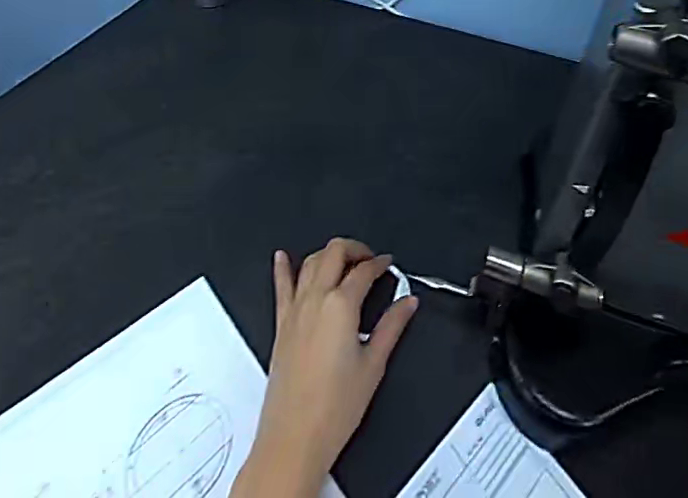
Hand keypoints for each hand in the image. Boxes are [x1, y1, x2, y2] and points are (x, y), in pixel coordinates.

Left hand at [231, 239, 417, 497]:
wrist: (294, 440)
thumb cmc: (331, 409)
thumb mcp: (374, 364)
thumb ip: (392, 325)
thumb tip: (407, 303)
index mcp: (341, 306)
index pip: (365, 270)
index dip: (380, 263)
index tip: (388, 265)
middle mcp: (315, 302)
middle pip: (334, 252)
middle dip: (356, 248)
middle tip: (370, 258)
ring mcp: (294, 313)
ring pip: (310, 263)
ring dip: (329, 254)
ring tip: (344, 257)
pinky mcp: (281, 327)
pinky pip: (280, 288)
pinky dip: (282, 269)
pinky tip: (282, 258)